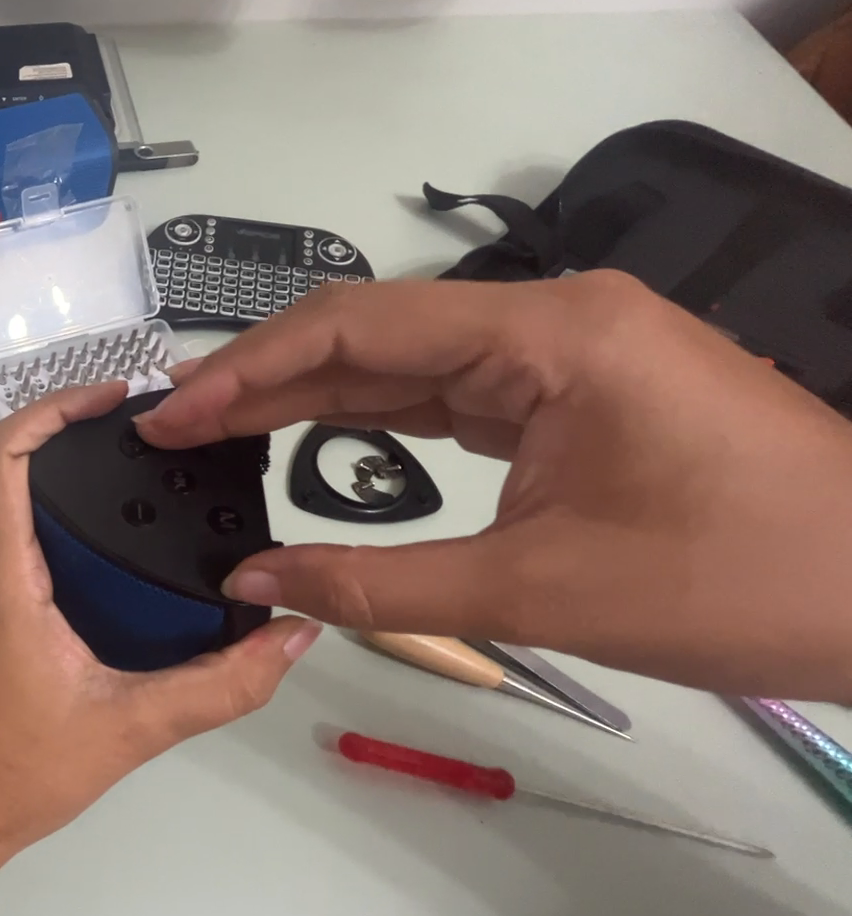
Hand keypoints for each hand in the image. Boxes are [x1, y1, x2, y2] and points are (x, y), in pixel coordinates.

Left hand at [0, 381, 320, 870]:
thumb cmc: (23, 771)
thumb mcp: (134, 728)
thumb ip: (222, 684)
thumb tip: (294, 636)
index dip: (49, 409)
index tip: (110, 398)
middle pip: (0, 470)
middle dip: (64, 439)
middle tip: (140, 438)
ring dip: (53, 485)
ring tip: (128, 486)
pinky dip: (40, 526)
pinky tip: (96, 553)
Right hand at [133, 271, 851, 699]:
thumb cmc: (745, 583)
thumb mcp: (532, 592)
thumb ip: (368, 583)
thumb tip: (246, 587)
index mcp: (545, 335)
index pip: (353, 327)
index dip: (245, 371)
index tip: (173, 415)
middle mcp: (539, 323)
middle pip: (360, 332)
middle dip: (254, 379)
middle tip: (169, 424)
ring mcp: (545, 356)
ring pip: (385, 361)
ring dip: (292, 395)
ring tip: (206, 429)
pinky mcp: (547, 395)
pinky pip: (423, 393)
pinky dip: (347, 415)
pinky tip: (289, 432)